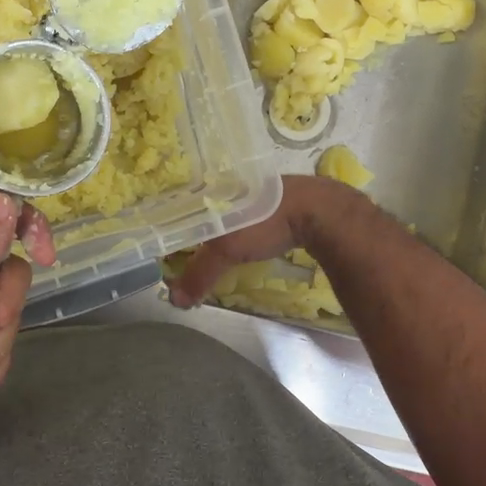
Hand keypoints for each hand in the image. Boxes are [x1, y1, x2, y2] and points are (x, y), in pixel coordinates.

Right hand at [167, 175, 350, 307]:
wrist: (319, 211)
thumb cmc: (264, 222)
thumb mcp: (226, 250)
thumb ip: (199, 274)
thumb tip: (174, 299)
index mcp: (212, 189)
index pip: (181, 209)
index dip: (171, 229)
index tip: (166, 252)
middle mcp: (231, 186)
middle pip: (204, 212)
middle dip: (195, 232)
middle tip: (188, 256)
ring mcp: (257, 191)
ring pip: (228, 213)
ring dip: (220, 231)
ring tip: (215, 252)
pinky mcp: (278, 202)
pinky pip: (251, 217)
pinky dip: (245, 230)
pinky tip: (249, 241)